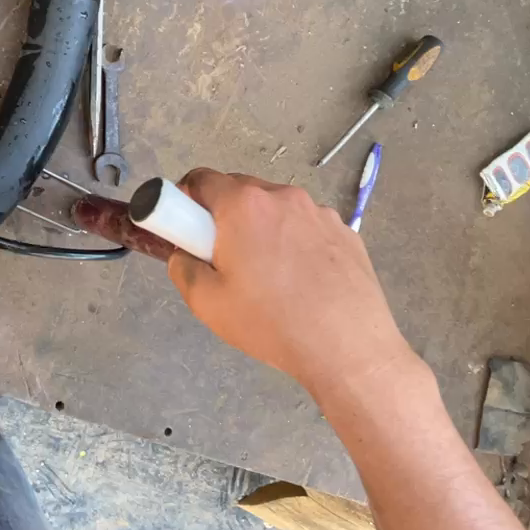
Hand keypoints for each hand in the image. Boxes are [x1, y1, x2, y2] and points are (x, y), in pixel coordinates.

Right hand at [164, 169, 418, 405]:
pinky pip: (306, 225)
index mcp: (242, 204)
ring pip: (275, 208)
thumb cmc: (270, 322)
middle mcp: (282, 196)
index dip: (186, 199)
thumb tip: (184, 252)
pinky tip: (302, 280)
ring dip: (262, 226)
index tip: (187, 228)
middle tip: (224, 256)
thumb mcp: (205, 302)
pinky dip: (295, 241)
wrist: (348, 350)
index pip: (200, 178)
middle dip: (224, 215)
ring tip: (268, 274)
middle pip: (240, 190)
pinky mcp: (346, 232)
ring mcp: (319, 212)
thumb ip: (181, 266)